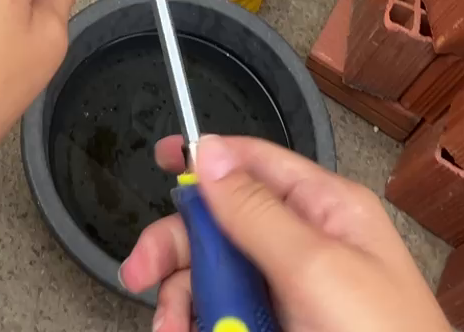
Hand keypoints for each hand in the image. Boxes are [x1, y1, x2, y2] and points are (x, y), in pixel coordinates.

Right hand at [120, 134, 451, 331]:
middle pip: (223, 224)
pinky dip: (202, 325)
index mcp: (325, 210)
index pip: (254, 161)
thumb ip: (256, 210)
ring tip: (172, 331)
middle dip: (178, 248)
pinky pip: (227, 316)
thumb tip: (209, 150)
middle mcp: (306, 244)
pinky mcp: (279, 330)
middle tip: (138, 275)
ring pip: (217, 278)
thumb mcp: (315, 269)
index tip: (162, 157)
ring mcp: (293, 294)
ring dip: (184, 301)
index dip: (206, 155)